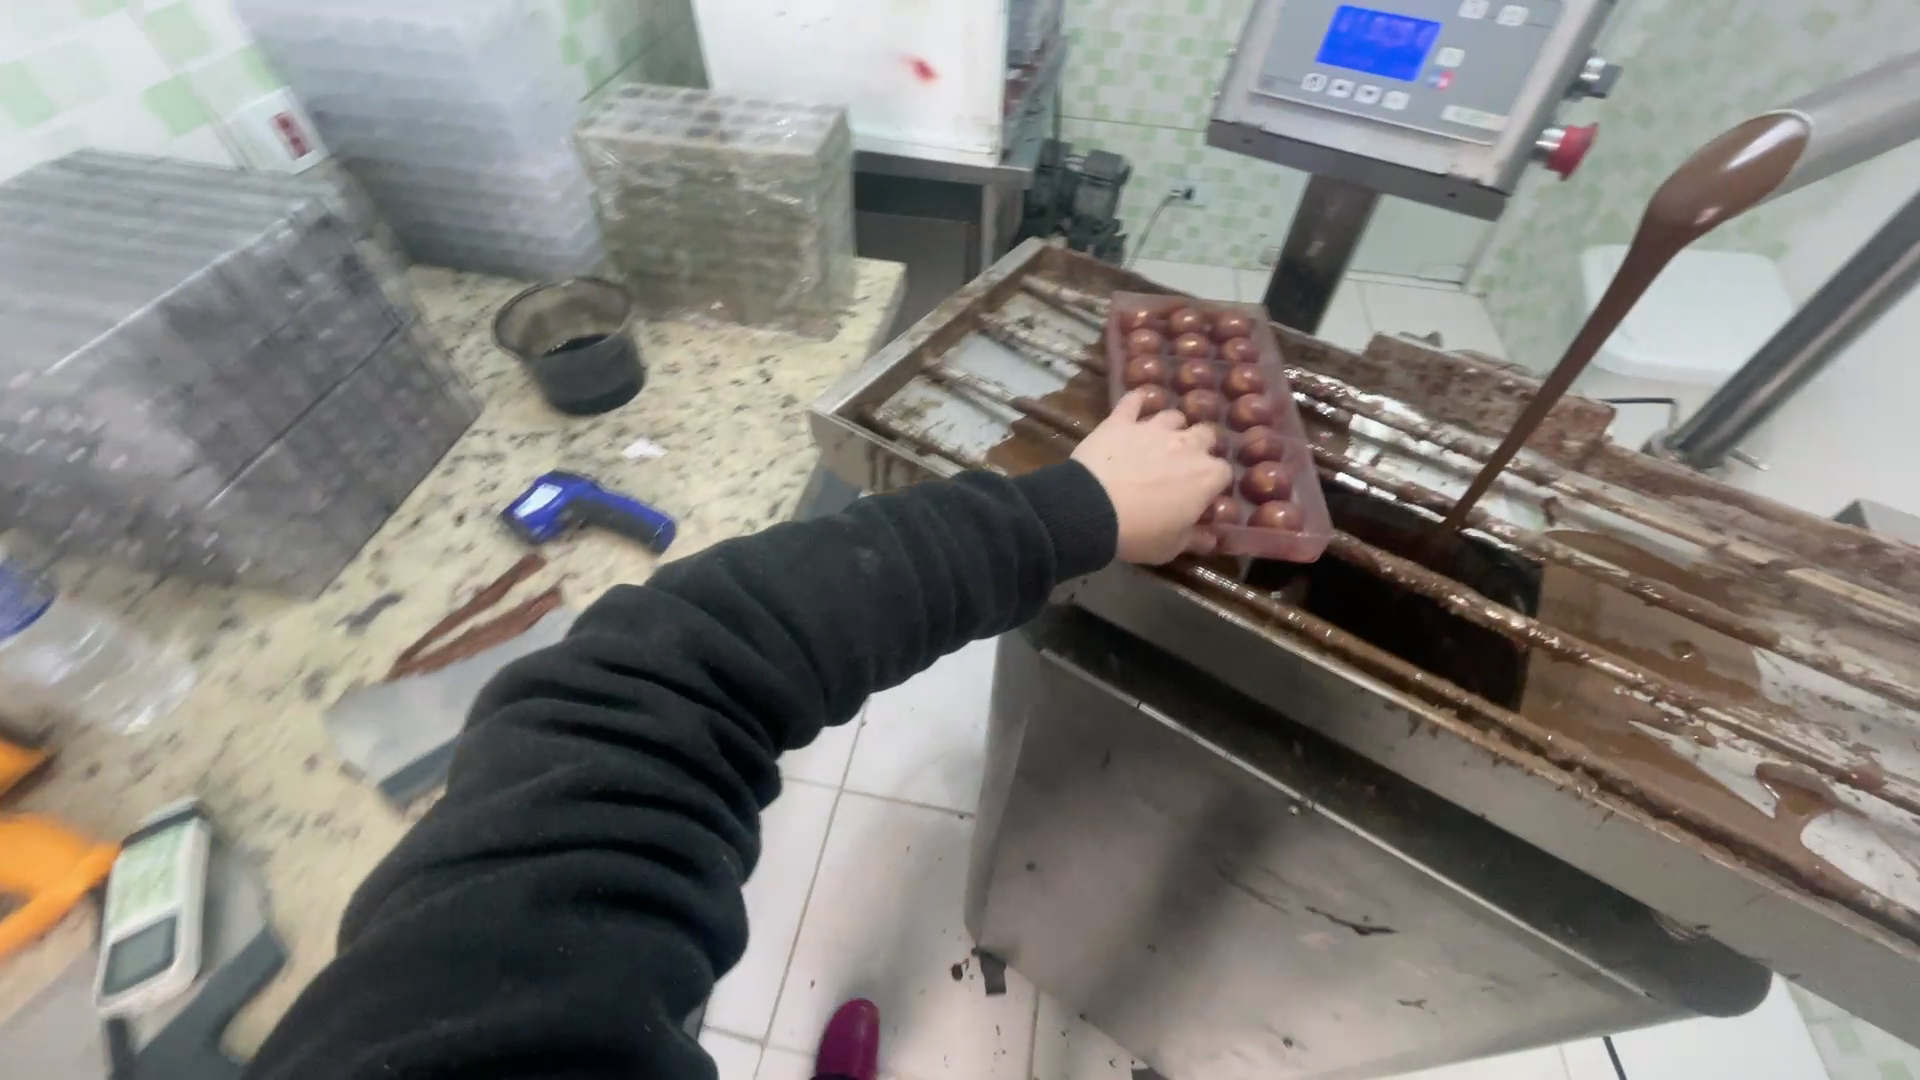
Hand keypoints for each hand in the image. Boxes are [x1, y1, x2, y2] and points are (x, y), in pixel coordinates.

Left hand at [1072, 389, 1234, 564]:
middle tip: (1182, 464)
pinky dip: (1137, 400)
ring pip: (1172, 416)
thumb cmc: (1139, 533)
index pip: (1223, 473)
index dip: (1213, 483)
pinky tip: (1136, 402)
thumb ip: (1195, 539)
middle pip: (1205, 434)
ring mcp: (1153, 428)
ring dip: (1170, 427)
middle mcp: (1187, 444)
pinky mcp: (1121, 421)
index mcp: (1207, 476)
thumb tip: (1211, 540)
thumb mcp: (1172, 547)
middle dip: (1199, 446)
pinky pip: (1133, 401)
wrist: (1092, 510)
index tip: (1201, 494)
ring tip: (1158, 439)